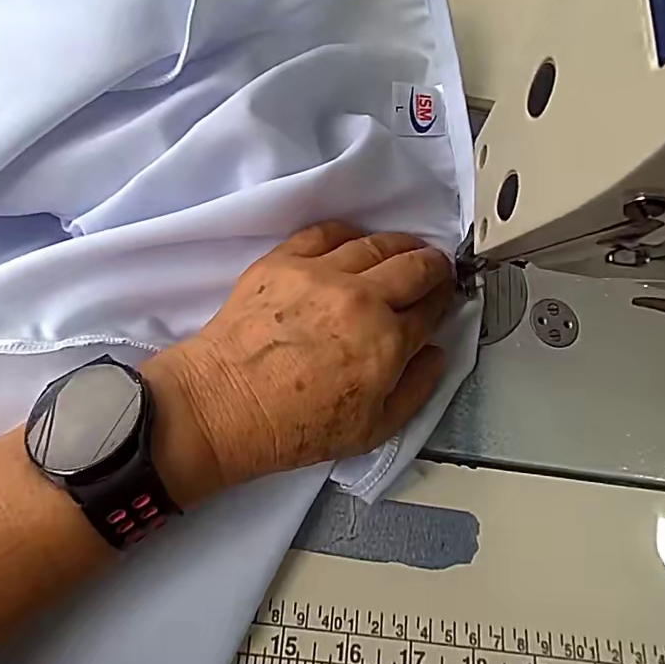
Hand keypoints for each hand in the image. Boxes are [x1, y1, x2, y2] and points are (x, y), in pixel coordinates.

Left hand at [145, 221, 456, 503]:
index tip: (439, 300)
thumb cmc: (290, 426)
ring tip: (400, 251)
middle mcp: (360, 300)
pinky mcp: (281, 263)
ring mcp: (318, 276)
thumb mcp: (372, 431)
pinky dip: (346, 233)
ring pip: (374, 243)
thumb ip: (416, 390)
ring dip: (396, 245)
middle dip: (431, 266)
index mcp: (387, 342)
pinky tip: (351, 241)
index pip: (431, 308)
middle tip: (432, 270)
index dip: (442, 302)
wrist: (222, 405)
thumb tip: (433, 355)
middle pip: (414, 266)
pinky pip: (324, 232)